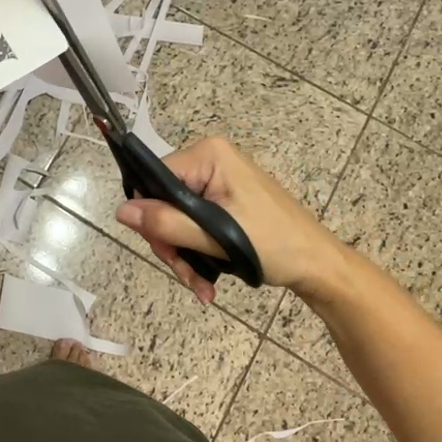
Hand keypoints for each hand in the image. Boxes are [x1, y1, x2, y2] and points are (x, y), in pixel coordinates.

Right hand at [115, 136, 353, 304]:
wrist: (319, 266)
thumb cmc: (276, 245)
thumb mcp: (216, 237)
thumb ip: (167, 223)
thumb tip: (121, 211)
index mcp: (208, 155)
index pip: (154, 178)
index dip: (150, 216)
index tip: (165, 251)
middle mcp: (209, 160)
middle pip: (163, 201)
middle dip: (171, 243)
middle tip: (187, 276)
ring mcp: (216, 181)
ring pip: (175, 217)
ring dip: (183, 254)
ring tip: (201, 286)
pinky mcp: (222, 200)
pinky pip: (193, 222)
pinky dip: (195, 251)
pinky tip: (206, 280)